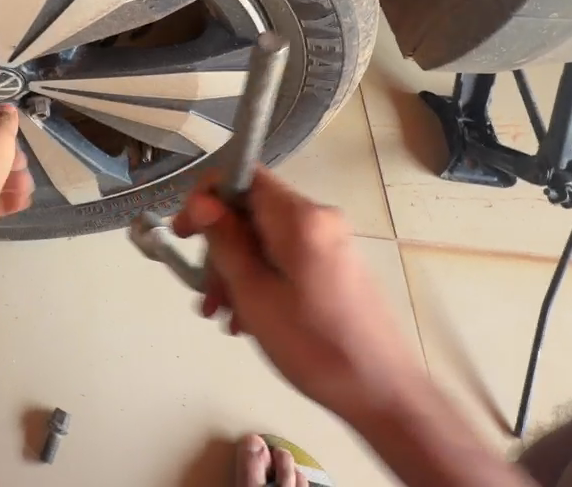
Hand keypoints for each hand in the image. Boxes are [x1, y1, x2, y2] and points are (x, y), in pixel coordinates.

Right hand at [173, 169, 425, 423]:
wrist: (386, 396)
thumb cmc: (314, 345)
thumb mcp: (255, 293)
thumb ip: (225, 241)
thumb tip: (200, 201)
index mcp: (300, 217)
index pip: (243, 175)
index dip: (206, 196)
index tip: (185, 234)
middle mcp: (318, 218)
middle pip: (251, 212)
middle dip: (220, 247)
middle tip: (204, 292)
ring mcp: (330, 243)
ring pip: (265, 239)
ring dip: (237, 270)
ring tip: (224, 315)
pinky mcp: (336, 266)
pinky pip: (285, 257)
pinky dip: (262, 278)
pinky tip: (249, 319)